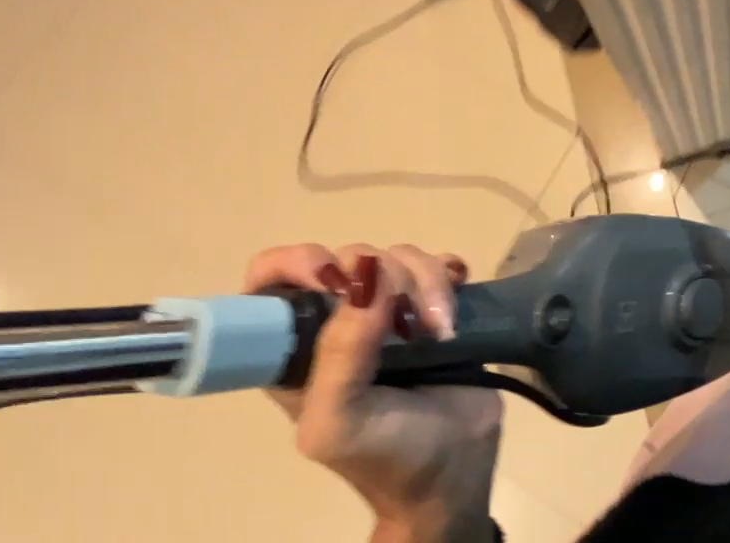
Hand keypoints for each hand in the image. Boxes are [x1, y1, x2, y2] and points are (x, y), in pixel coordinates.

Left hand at [245, 244, 502, 542]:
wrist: (457, 471)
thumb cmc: (385, 455)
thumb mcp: (341, 420)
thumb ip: (341, 351)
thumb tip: (366, 272)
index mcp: (298, 347)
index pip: (272, 280)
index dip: (297, 263)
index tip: (335, 277)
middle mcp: (340, 319)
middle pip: (350, 258)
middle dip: (387, 278)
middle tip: (410, 322)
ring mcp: (390, 308)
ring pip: (400, 257)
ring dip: (428, 285)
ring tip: (442, 331)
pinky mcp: (434, 302)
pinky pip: (439, 262)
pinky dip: (451, 274)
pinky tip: (456, 307)